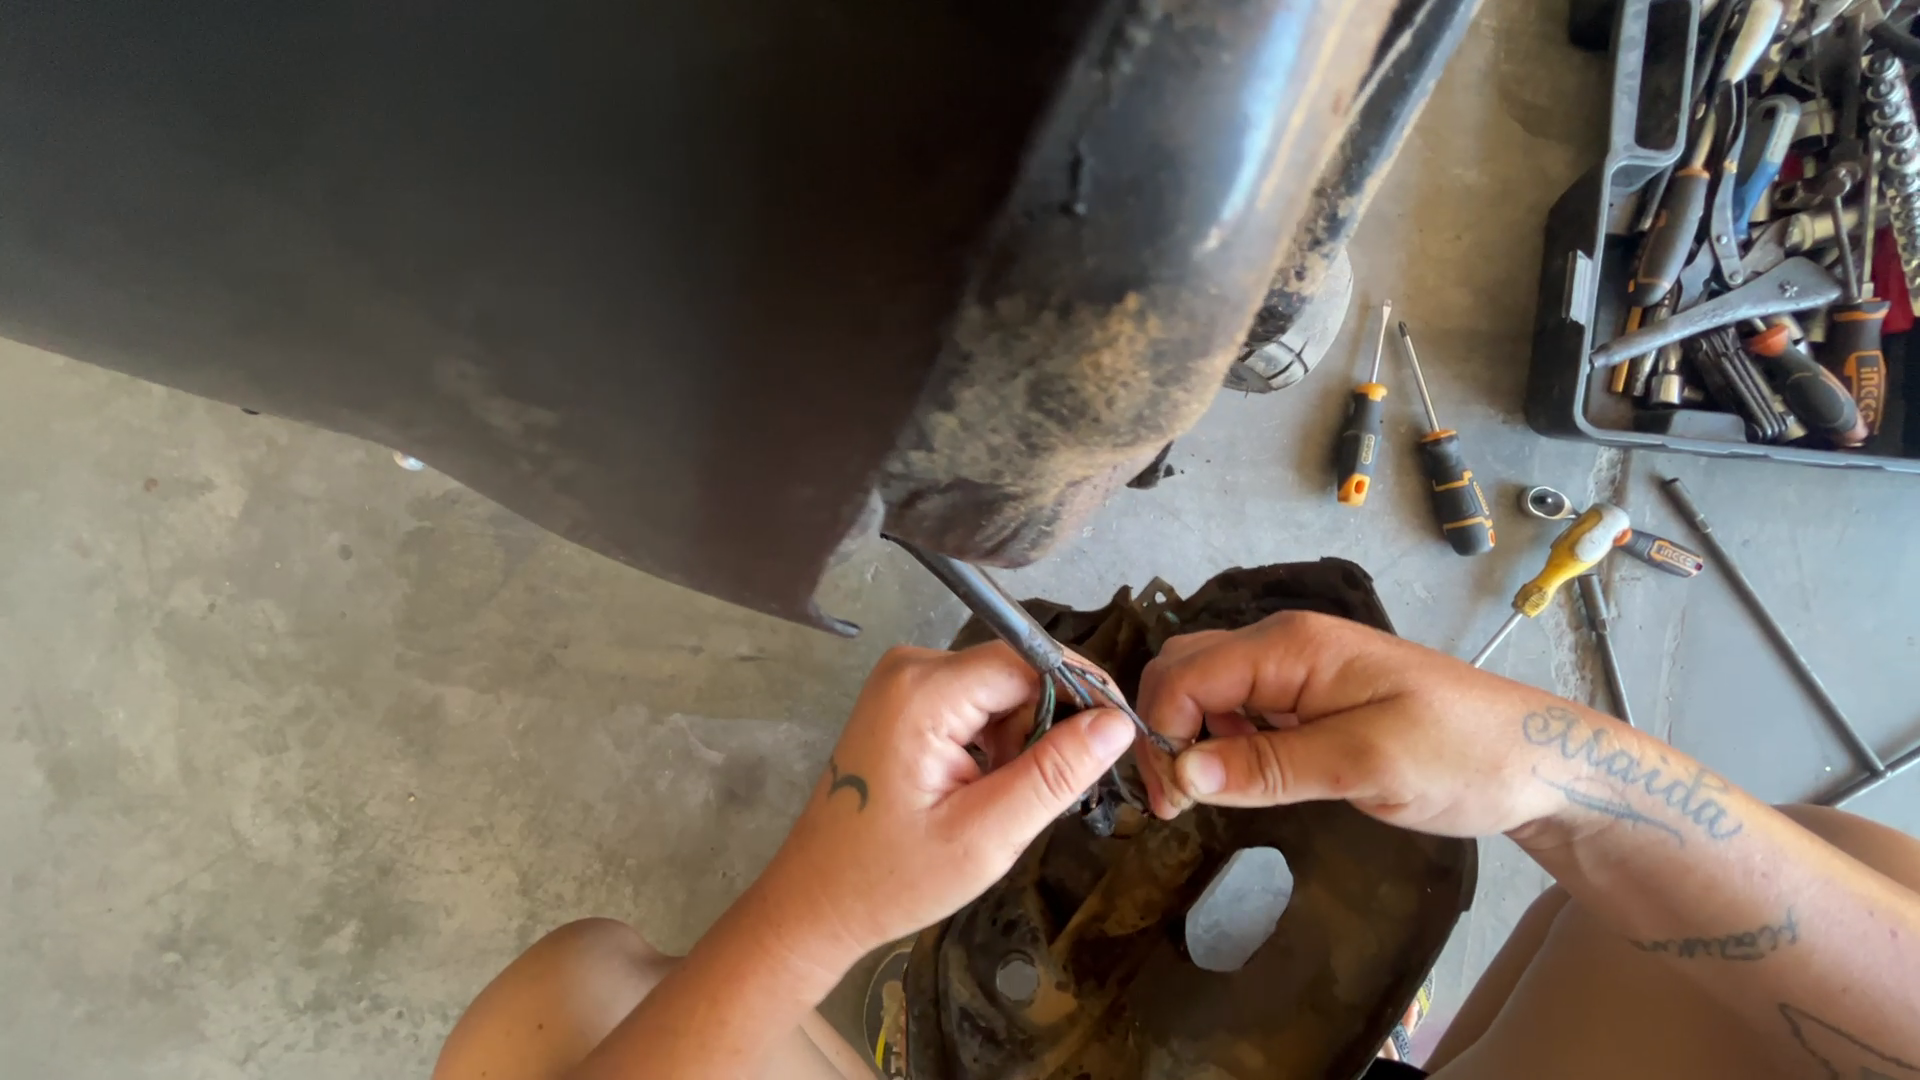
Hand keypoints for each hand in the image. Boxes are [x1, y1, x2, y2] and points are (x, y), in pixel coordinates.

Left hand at [754, 643, 1136, 971]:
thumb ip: (1054, 773)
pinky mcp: (904, 697)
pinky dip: (994, 737)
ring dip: (1019, 736)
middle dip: (1046, 722)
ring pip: (998, 687)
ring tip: (1004, 797)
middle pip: (1013, 670)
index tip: (1119, 733)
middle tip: (1047, 791)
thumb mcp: (986, 835)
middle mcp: (912, 666)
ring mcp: (904, 679)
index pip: (1028, 658)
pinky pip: (973, 700)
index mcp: (924, 690)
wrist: (817, 898)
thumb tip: (1117, 722)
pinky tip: (982, 784)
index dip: (1082, 688)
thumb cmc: (894, 878)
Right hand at [1134, 611, 1609, 838]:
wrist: (1543, 759)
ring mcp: (1292, 665)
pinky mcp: (1304, 691)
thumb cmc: (1463, 755)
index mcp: (1289, 646)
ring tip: (1200, 790)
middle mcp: (1280, 643)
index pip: (1186, 675)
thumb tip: (1182, 774)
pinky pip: (1236, 703)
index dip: (1161, 732)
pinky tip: (1237, 770)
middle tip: (1174, 797)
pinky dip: (1216, 735)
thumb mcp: (1366, 765)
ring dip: (1186, 731)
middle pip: (1184, 668)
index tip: (1170, 800)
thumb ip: (1269, 767)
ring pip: (1203, 683)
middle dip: (1162, 726)